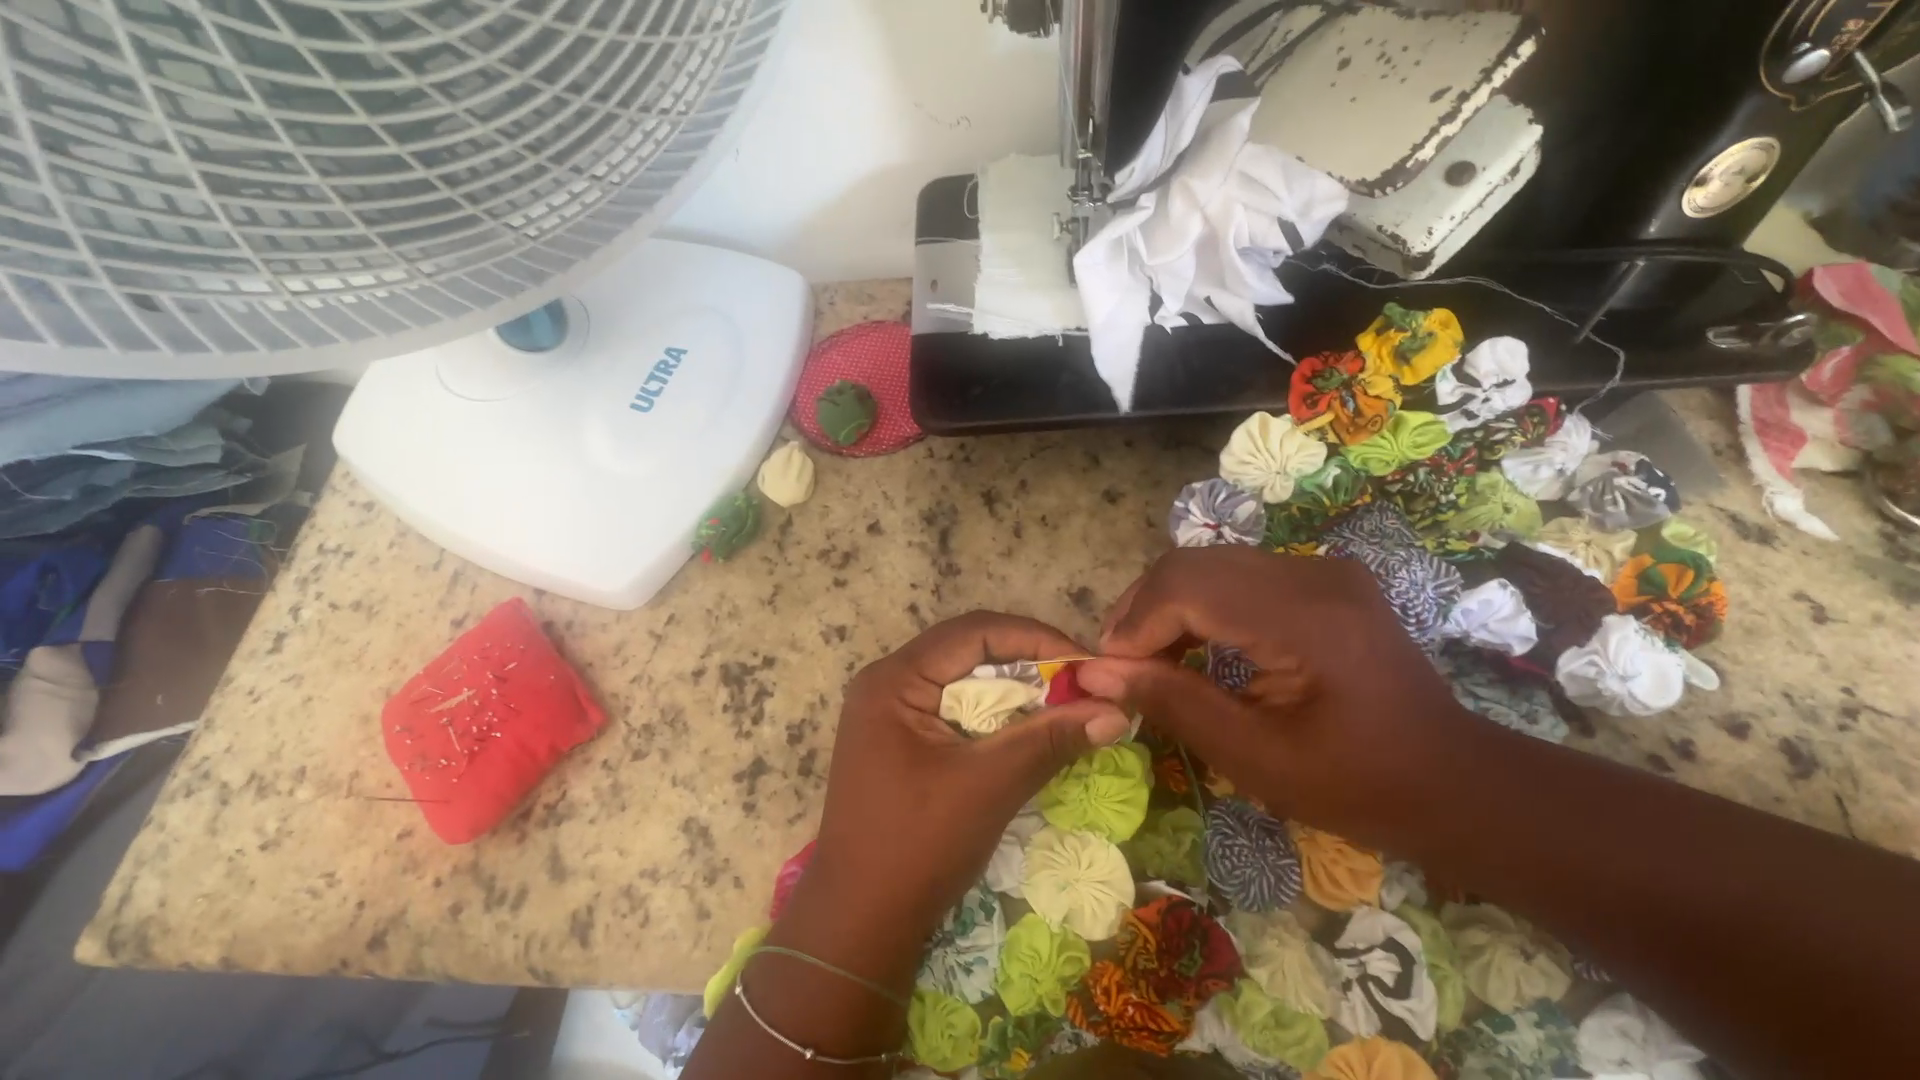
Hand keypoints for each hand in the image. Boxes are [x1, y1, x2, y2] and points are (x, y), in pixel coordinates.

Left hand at [803, 611, 1130, 943]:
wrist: (859, 923)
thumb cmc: (917, 845)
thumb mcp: (989, 785)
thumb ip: (1050, 739)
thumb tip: (1118, 710)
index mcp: (894, 680)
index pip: (974, 632)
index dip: (1037, 638)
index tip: (1089, 663)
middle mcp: (885, 685)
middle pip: (968, 653)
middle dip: (1029, 665)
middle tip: (1084, 684)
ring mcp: (887, 716)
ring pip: (963, 684)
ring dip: (1015, 693)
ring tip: (1065, 706)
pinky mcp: (897, 745)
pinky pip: (954, 713)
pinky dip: (994, 719)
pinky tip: (1028, 733)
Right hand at [1075, 546, 1484, 845]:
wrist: (1452, 781)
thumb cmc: (1357, 784)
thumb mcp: (1255, 757)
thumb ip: (1173, 703)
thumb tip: (1095, 673)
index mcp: (1304, 618)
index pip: (1187, 585)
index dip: (1134, 623)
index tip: (1106, 672)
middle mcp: (1313, 574)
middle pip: (1193, 564)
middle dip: (1142, 611)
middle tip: (1118, 666)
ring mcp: (1322, 570)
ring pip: (1211, 563)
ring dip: (1167, 606)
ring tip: (1147, 660)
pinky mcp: (1324, 579)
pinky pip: (1239, 575)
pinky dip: (1201, 605)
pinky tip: (1192, 646)